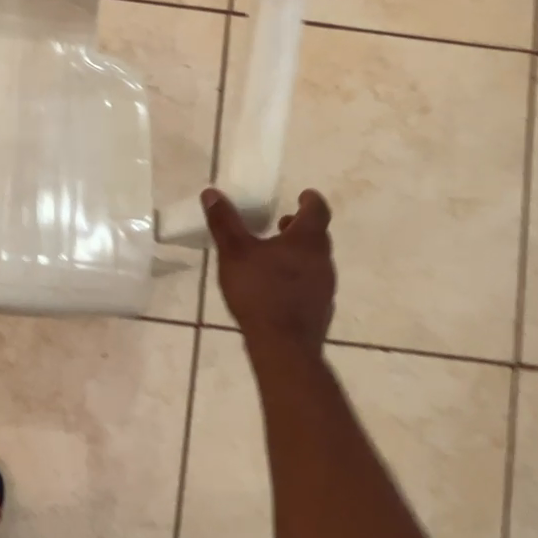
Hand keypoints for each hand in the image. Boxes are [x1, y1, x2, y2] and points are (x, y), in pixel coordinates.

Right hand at [203, 187, 336, 354]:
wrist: (284, 345)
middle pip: (317, 236)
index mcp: (306, 240)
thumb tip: (212, 193)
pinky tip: (276, 288)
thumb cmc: (259, 292)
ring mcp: (325, 286)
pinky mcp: (320, 308)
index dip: (310, 200)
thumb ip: (224, 223)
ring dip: (298, 253)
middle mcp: (322, 260)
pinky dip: (297, 277)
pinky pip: (311, 283)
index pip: (317, 211)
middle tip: (281, 223)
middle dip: (299, 227)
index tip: (303, 195)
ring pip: (314, 260)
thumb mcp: (234, 253)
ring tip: (273, 255)